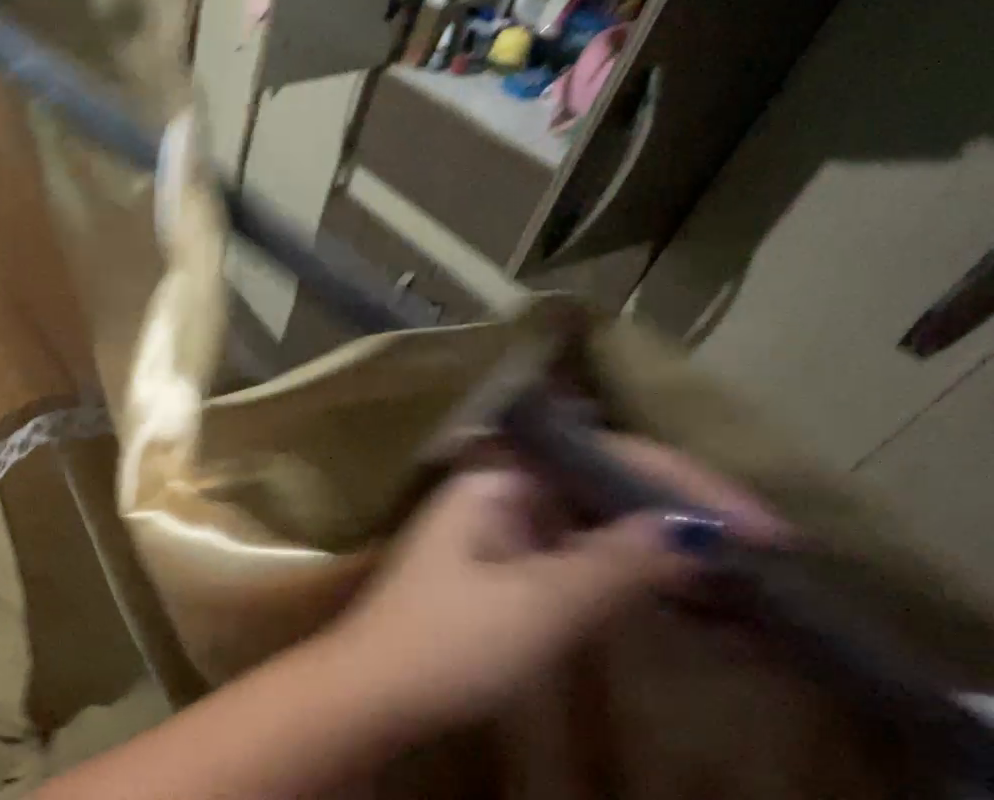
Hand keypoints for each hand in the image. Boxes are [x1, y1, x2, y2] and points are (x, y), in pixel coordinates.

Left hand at [318, 435, 788, 747]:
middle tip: (770, 546)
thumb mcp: (541, 603)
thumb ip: (616, 562)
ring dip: (662, 536)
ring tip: (745, 566)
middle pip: (601, 480)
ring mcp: (501, 529)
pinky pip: (581, 552)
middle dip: (681, 505)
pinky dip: (631, 566)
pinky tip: (683, 587)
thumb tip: (694, 526)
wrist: (375, 691)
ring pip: (595, 518)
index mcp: (497, 479)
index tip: (767, 529)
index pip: (602, 454)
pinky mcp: (506, 570)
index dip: (685, 483)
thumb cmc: (450, 642)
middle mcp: (498, 491)